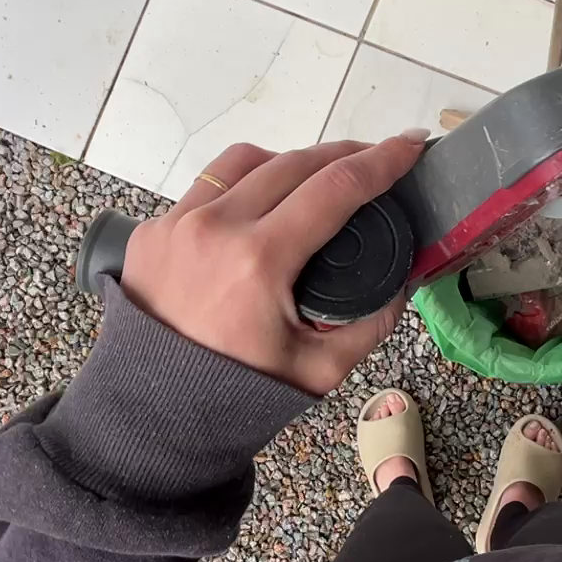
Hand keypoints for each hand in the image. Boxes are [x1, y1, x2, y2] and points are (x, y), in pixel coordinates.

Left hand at [120, 134, 426, 394]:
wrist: (151, 415)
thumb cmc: (235, 396)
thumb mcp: (319, 371)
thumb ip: (371, 326)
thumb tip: (402, 287)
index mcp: (259, 261)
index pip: (335, 189)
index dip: (382, 162)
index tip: (411, 145)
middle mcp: (215, 227)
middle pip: (295, 162)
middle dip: (344, 154)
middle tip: (376, 161)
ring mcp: (177, 223)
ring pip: (246, 161)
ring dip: (291, 161)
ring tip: (319, 179)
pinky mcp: (153, 230)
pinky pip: (207, 185)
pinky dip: (244, 184)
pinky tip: (262, 204)